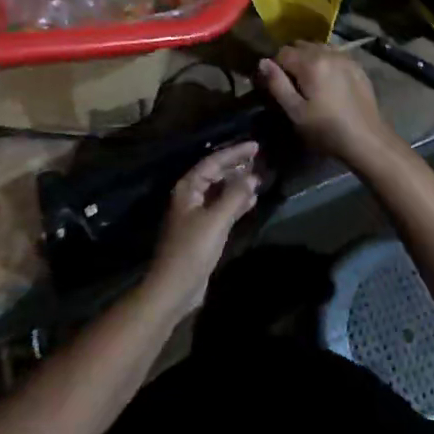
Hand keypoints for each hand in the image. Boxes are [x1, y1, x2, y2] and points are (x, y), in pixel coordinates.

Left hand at [146, 141, 261, 313]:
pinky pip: (222, 207)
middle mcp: (190, 197)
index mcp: (188, 189)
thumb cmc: (193, 249)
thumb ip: (235, 195)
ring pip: (220, 190)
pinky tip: (251, 200)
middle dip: (237, 165)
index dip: (235, 152)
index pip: (213, 161)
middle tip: (259, 158)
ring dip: (238, 183)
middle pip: (215, 174)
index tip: (256, 145)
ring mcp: (195, 214)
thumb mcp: (216, 219)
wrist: (174, 287)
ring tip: (259, 176)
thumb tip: (253, 176)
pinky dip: (236, 201)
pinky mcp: (202, 230)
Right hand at [258, 43, 400, 164]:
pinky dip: (325, 59)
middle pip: (300, 45)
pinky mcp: (357, 65)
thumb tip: (262, 62)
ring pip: (318, 46)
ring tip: (309, 80)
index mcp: (311, 63)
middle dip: (291, 59)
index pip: (282, 52)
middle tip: (291, 84)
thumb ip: (277, 84)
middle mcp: (328, 52)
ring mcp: (345, 57)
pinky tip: (327, 79)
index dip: (274, 67)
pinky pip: (334, 53)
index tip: (276, 84)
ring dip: (308, 57)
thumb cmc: (326, 129)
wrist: (366, 138)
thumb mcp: (296, 112)